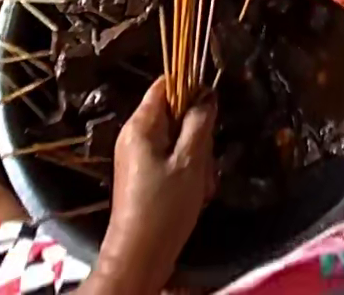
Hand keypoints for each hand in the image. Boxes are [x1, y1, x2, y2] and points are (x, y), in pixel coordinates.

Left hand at [93, 81, 216, 290]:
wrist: (137, 259)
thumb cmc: (164, 207)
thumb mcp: (190, 162)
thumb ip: (199, 124)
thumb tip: (207, 94)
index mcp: (141, 124)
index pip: (164, 85)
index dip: (188, 87)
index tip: (209, 107)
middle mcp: (134, 134)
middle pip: (172, 113)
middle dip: (195, 132)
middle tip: (206, 160)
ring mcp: (136, 155)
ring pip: (174, 139)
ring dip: (194, 156)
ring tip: (201, 183)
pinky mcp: (141, 175)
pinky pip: (168, 159)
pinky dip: (184, 170)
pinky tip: (194, 192)